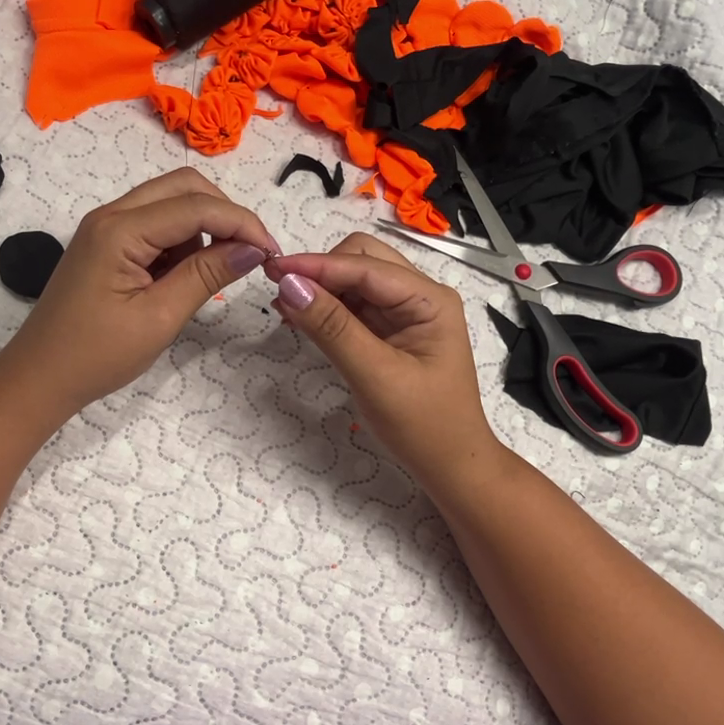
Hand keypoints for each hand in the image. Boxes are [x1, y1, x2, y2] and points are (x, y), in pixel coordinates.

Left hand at [0, 168, 280, 418]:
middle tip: (249, 254)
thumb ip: (206, 276)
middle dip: (224, 214)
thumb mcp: (159, 318)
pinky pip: (155, 224)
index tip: (271, 253)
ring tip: (211, 275)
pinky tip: (183, 277)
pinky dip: (181, 241)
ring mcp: (106, 227)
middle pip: (183, 187)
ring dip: (202, 228)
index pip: (196, 206)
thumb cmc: (96, 356)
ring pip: (170, 202)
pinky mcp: (107, 243)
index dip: (241, 223)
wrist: (40, 377)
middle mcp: (111, 215)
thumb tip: (253, 249)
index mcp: (120, 230)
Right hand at [266, 233, 501, 486]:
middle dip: (321, 270)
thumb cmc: (423, 425)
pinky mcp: (388, 331)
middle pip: (362, 260)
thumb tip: (289, 287)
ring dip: (320, 288)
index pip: (365, 266)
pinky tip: (300, 318)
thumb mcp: (375, 376)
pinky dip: (325, 308)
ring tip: (285, 308)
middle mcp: (419, 296)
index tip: (272, 270)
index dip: (317, 265)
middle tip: (282, 292)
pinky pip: (352, 306)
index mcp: (429, 300)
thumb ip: (332, 328)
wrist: (450, 464)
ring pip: (354, 280)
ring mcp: (403, 313)